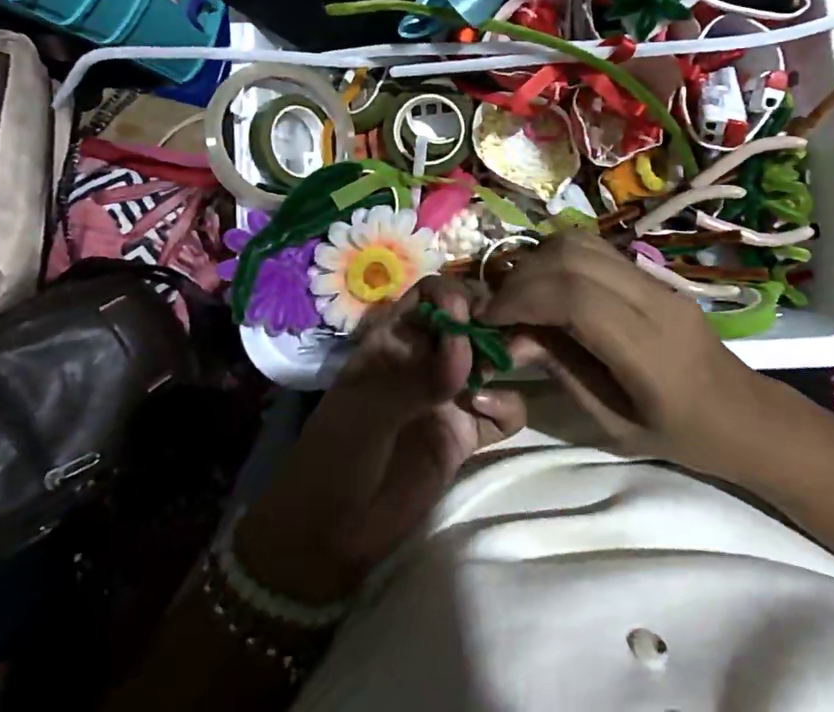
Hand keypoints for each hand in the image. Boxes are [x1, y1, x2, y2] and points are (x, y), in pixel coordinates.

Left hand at [235, 276, 525, 602]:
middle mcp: (425, 362)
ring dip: (504, 360)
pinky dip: (505, 406)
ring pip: (492, 361)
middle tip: (504, 340)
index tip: (468, 314)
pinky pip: (503, 410)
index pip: (428, 297)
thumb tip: (465, 350)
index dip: (451, 296)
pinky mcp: (466, 435)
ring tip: (499, 372)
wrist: (329, 537)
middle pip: (469, 322)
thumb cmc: (334, 460)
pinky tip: (485, 416)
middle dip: (490, 323)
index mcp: (392, 343)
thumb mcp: (366, 411)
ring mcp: (449, 398)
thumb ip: (416, 378)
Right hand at [480, 233, 784, 477]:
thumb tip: (513, 337)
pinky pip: (598, 250)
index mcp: (649, 350)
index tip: (488, 319)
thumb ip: (564, 372)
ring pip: (584, 243)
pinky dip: (561, 260)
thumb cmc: (680, 436)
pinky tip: (548, 289)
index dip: (523, 298)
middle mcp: (654, 301)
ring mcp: (658, 281)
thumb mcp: (614, 424)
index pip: (576, 297)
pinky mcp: (655, 275)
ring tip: (518, 298)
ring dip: (539, 262)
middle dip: (522, 277)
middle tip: (496, 309)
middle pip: (575, 258)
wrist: (743, 413)